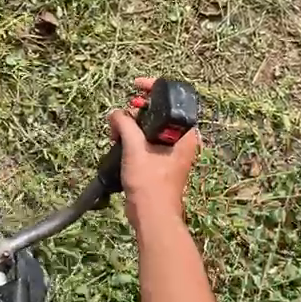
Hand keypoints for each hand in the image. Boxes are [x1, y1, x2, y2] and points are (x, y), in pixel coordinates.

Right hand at [108, 76, 200, 230]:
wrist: (152, 215)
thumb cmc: (149, 181)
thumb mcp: (135, 148)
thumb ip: (125, 125)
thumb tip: (115, 114)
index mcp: (185, 134)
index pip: (173, 100)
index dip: (153, 89)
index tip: (136, 86)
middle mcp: (182, 141)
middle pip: (159, 113)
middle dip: (137, 111)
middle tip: (122, 115)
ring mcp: (172, 152)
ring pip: (150, 128)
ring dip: (132, 126)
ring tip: (116, 131)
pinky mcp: (160, 162)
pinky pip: (146, 142)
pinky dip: (133, 139)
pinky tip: (119, 142)